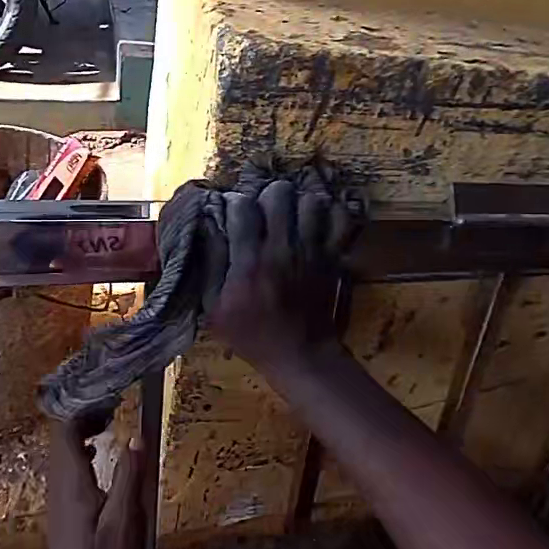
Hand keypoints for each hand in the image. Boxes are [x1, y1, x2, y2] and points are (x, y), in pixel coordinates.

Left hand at [45, 417, 147, 548]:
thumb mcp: (125, 518)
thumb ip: (130, 476)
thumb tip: (136, 437)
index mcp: (73, 482)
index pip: (66, 431)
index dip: (84, 408)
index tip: (109, 398)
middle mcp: (60, 486)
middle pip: (62, 438)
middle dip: (84, 415)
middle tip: (112, 405)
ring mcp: (59, 499)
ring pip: (63, 452)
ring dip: (82, 432)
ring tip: (108, 422)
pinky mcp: (63, 511)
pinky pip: (67, 467)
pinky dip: (82, 452)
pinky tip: (99, 456)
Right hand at [207, 177, 358, 368]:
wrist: (301, 354)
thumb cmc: (253, 335)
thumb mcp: (215, 309)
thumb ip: (210, 266)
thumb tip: (208, 228)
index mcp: (250, 262)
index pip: (243, 207)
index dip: (236, 201)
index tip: (235, 210)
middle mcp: (283, 249)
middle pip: (279, 194)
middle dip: (269, 194)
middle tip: (266, 208)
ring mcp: (313, 251)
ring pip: (312, 201)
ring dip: (300, 203)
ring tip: (293, 214)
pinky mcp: (334, 258)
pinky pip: (341, 222)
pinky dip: (333, 215)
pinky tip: (320, 221)